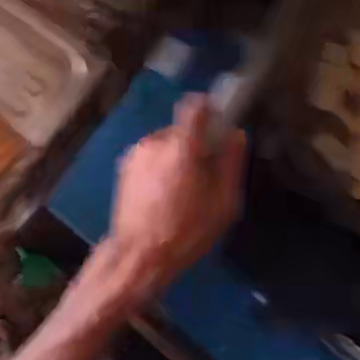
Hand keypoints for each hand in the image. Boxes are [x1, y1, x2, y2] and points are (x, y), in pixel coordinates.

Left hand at [104, 94, 245, 296]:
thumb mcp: (223, 203)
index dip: (208, 106)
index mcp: (181, 147)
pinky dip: (159, 165)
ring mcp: (136, 152)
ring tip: (182, 188)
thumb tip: (235, 135)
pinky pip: (150, 155)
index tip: (218, 117)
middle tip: (204, 171)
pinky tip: (163, 193)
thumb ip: (230, 163)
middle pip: (180, 129)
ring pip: (164, 143)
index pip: (194, 106)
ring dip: (175, 155)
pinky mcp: (123, 165)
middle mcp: (155, 142)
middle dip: (194, 143)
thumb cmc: (186, 231)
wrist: (139, 254)